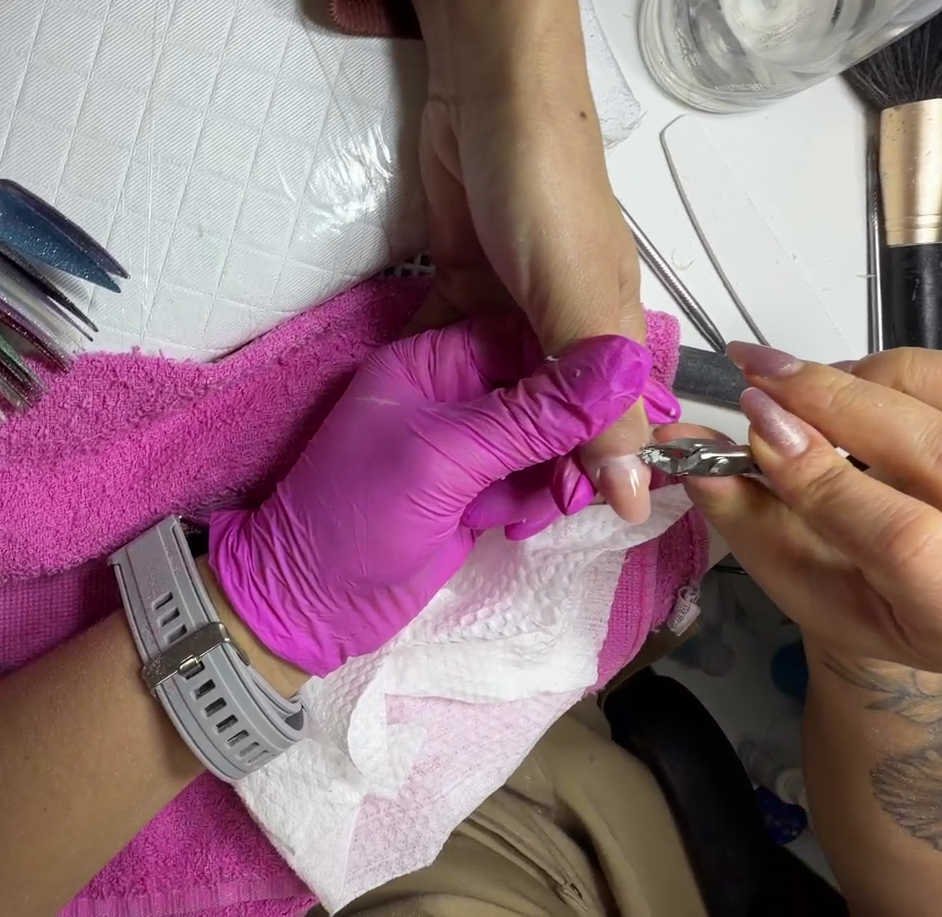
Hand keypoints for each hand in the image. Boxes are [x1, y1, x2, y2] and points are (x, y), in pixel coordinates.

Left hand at [208, 322, 651, 676]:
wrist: (313, 602)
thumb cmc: (359, 515)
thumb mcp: (446, 457)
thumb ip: (533, 415)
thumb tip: (623, 365)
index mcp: (433, 360)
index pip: (528, 340)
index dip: (580, 373)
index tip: (628, 412)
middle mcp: (453, 391)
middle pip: (545, 390)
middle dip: (570, 436)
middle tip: (576, 483)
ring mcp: (466, 441)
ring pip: (546, 437)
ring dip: (555, 474)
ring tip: (538, 510)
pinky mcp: (476, 485)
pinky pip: (531, 476)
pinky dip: (537, 499)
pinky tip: (516, 526)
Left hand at [402, 0, 653, 523]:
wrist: (487, 93)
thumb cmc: (544, 194)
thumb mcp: (578, 297)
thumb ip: (597, 393)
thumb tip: (636, 498)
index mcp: (607, 334)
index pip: (604, 429)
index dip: (579, 480)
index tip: (539, 529)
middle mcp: (561, 324)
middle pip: (544, 410)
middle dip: (517, 457)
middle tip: (476, 514)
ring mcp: (507, 301)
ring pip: (493, 380)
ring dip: (471, 419)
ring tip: (437, 477)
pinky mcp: (460, 280)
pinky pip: (448, 341)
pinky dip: (432, 371)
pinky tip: (407, 412)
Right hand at [668, 341, 941, 685]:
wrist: (931, 605)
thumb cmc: (852, 599)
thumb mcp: (782, 570)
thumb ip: (736, 505)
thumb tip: (684, 444)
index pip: (907, 538)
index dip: (821, 470)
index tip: (752, 416)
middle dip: (844, 402)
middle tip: (769, 377)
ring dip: (906, 374)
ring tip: (838, 378)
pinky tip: (913, 383)